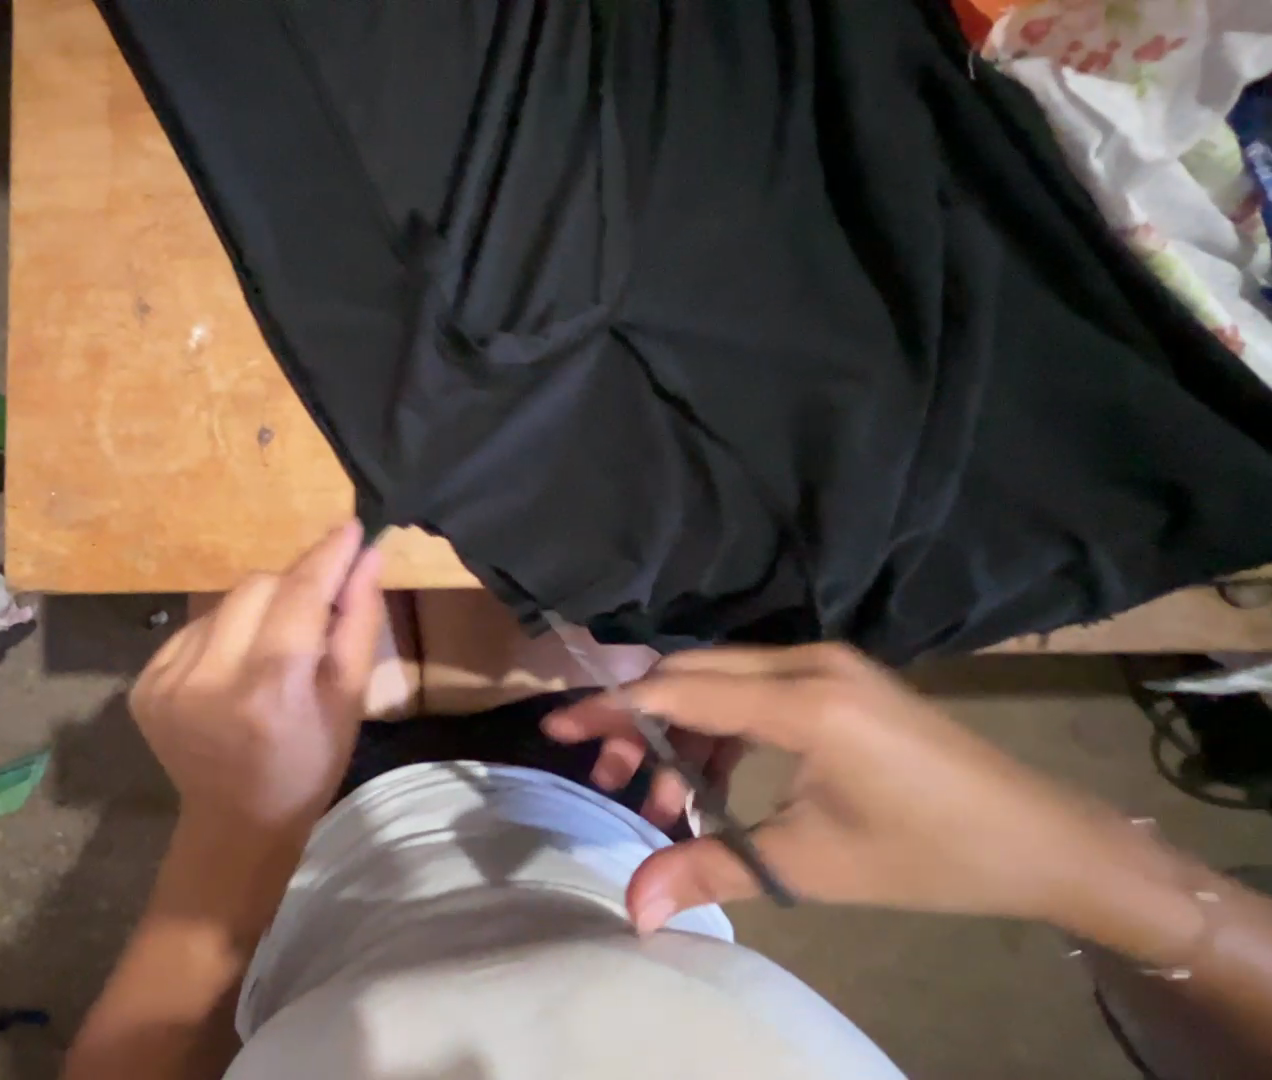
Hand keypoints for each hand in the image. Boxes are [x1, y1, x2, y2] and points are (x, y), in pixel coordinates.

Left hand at [128, 522, 385, 838]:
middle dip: (292, 588)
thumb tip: (367, 557)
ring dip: (256, 612)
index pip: (301, 594)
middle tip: (313, 614)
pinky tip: (234, 669)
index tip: (351, 528)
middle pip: (257, 586)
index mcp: (270, 688)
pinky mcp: (144, 684)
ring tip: (270, 653)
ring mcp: (167, 680)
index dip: (328, 556)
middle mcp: (209, 677)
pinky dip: (223, 634)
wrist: (234, 823)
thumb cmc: (307, 766)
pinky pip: (193, 627)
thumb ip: (358, 624)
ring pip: (223, 602)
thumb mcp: (349, 702)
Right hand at [545, 643, 1142, 935]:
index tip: (559, 725)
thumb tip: (633, 909)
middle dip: (635, 720)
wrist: (1050, 844)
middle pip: (687, 673)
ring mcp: (824, 664)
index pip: (679, 689)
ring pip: (714, 677)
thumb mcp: (810, 867)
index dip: (612, 707)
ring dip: (674, 727)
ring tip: (655, 790)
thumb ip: (709, 869)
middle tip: (603, 771)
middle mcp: (807, 663)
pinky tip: (708, 776)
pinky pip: (749, 686)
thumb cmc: (930, 856)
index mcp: (804, 703)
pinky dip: (715, 726)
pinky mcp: (833, 677)